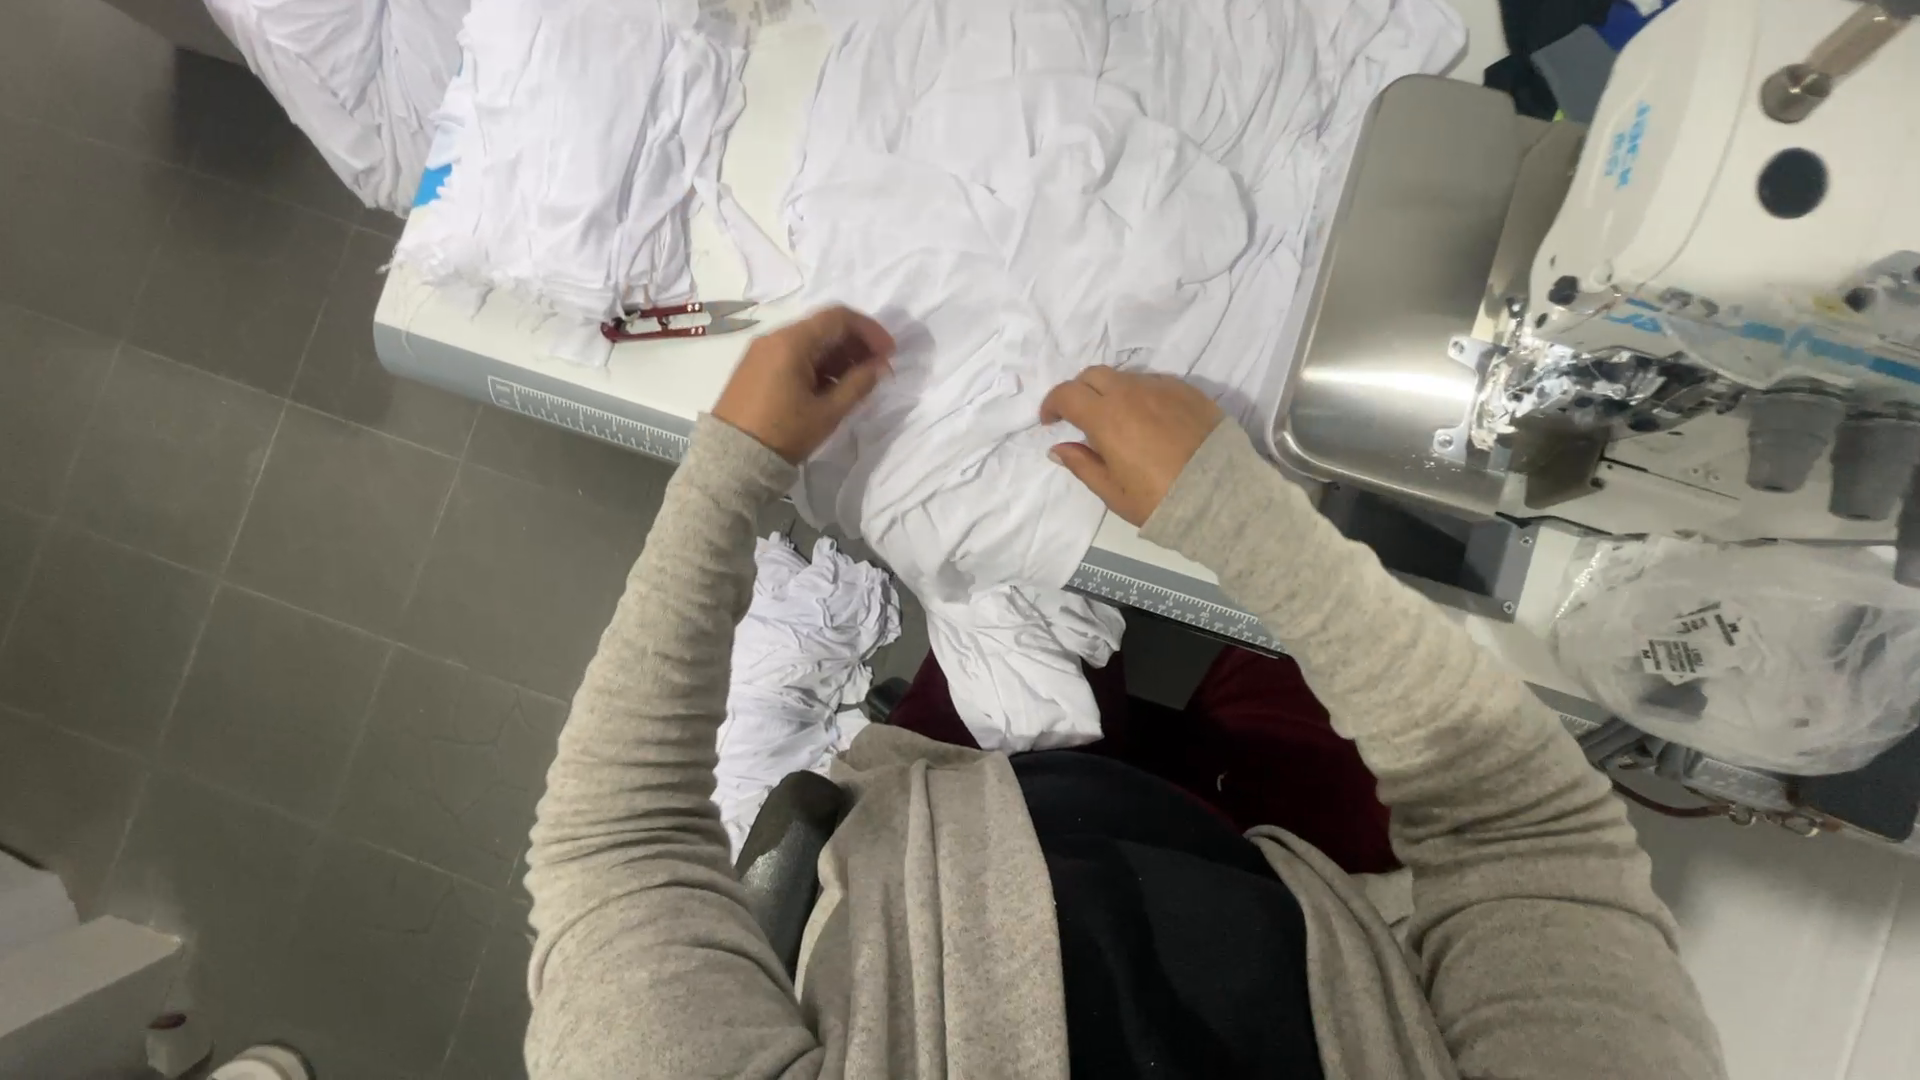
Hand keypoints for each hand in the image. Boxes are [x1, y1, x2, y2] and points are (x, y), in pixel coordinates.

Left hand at [712, 306, 894, 462]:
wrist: (733, 460)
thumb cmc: (784, 434)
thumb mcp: (827, 412)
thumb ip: (858, 384)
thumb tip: (880, 366)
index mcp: (792, 342)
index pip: (839, 318)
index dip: (870, 331)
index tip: (890, 353)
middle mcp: (774, 338)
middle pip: (824, 327)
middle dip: (856, 344)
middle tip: (878, 368)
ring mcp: (762, 352)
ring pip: (809, 341)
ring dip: (838, 355)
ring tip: (858, 381)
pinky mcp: (756, 368)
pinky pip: (793, 355)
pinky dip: (818, 364)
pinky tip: (832, 386)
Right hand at [1040, 366, 1222, 525]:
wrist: (1222, 496)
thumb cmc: (1160, 499)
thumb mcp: (1113, 492)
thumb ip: (1082, 465)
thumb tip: (1058, 449)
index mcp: (1106, 417)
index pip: (1066, 394)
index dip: (1052, 404)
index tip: (1051, 422)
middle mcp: (1132, 393)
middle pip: (1093, 375)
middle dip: (1079, 392)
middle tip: (1080, 418)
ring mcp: (1162, 388)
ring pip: (1125, 377)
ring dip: (1111, 393)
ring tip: (1118, 421)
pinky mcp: (1188, 391)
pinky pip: (1153, 383)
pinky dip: (1140, 395)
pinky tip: (1148, 421)